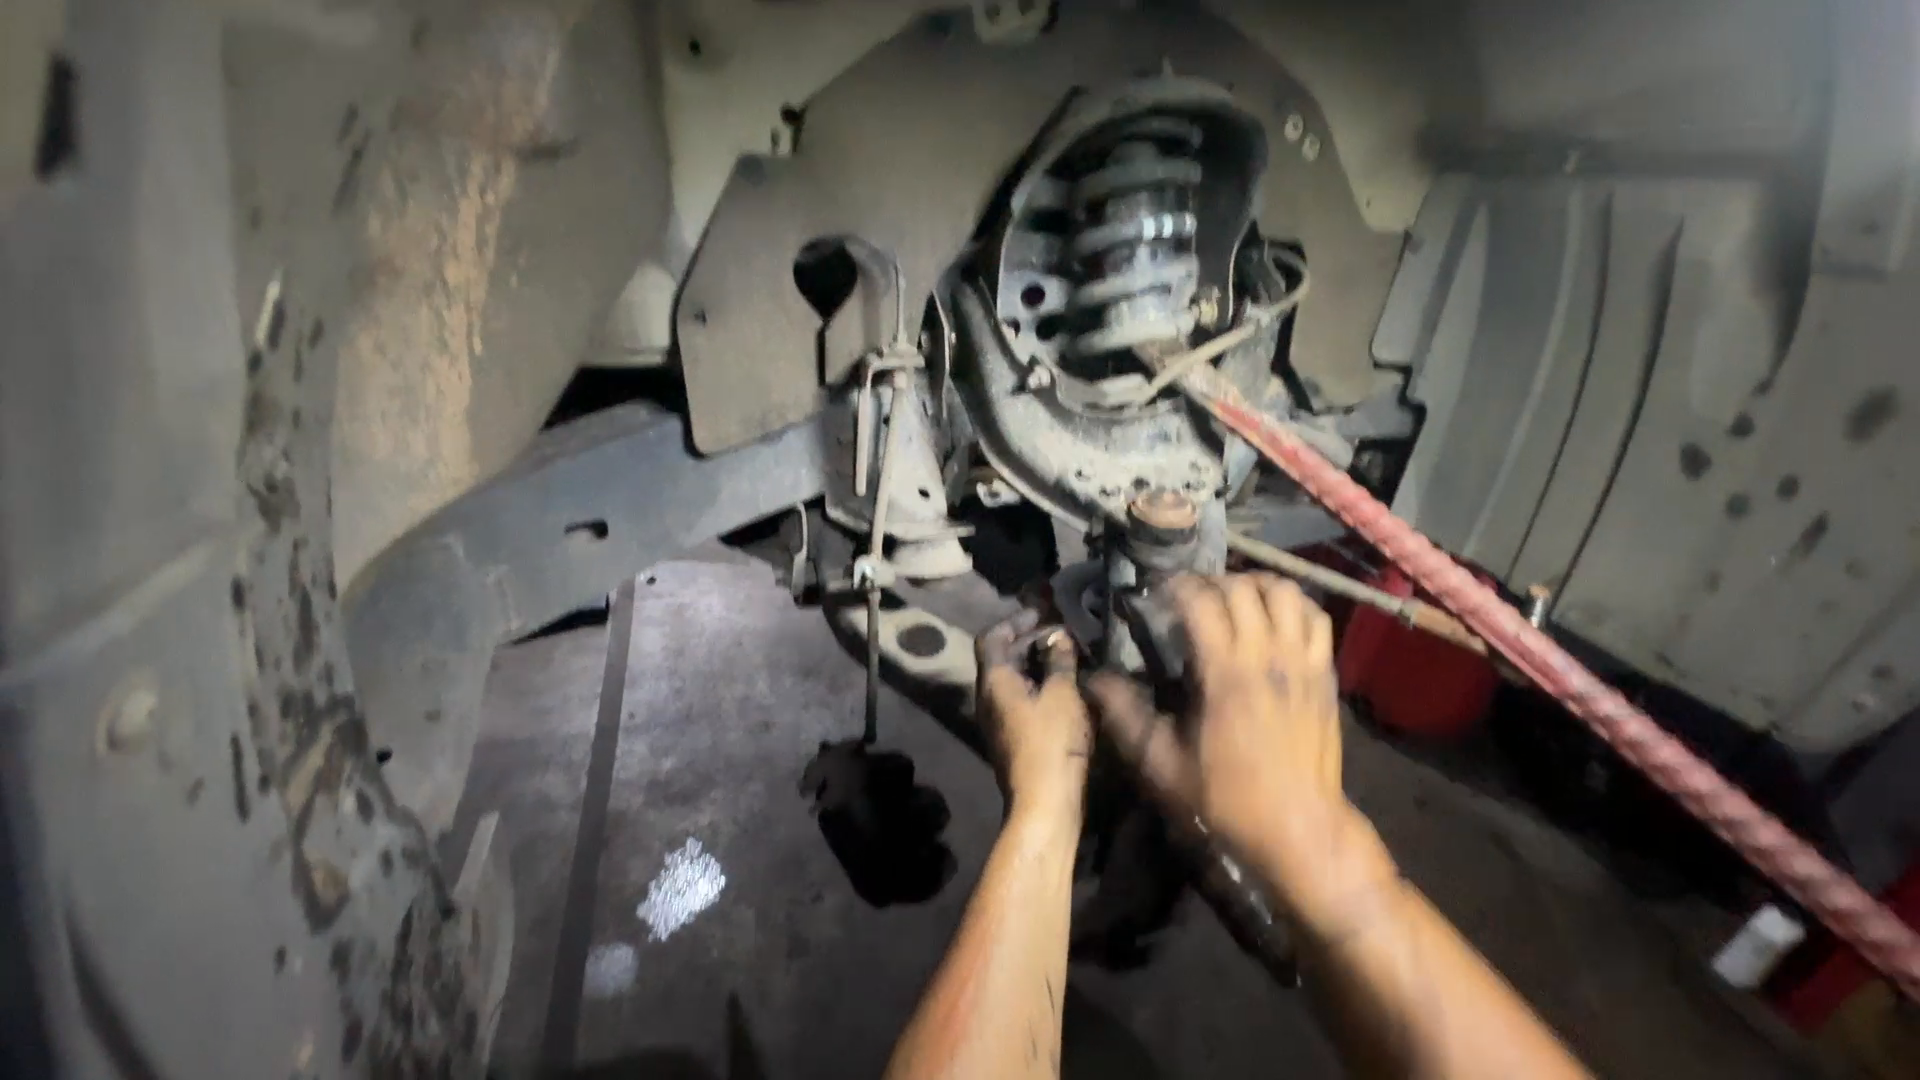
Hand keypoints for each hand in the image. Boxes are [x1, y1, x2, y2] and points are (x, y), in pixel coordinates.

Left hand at [975, 608, 1092, 820]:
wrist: (1043, 801)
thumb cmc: (1051, 741)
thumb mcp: (1062, 695)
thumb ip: (1059, 661)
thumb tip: (1058, 636)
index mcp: (994, 680)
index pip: (993, 637)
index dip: (1015, 620)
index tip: (1041, 613)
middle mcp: (987, 696)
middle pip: (1002, 657)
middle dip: (1029, 640)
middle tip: (1062, 634)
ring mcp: (996, 718)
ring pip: (1012, 679)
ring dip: (1036, 663)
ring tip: (1067, 657)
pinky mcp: (1010, 736)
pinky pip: (1019, 698)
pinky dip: (1037, 684)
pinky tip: (1064, 687)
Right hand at [1087, 574, 1393, 933]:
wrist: (1299, 827)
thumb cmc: (1226, 797)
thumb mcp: (1163, 763)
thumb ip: (1126, 715)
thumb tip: (1094, 679)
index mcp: (1225, 674)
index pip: (1202, 602)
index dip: (1176, 587)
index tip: (1158, 593)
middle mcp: (1267, 656)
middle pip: (1242, 588)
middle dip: (1211, 581)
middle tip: (1190, 597)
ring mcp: (1303, 662)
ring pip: (1286, 592)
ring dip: (1256, 584)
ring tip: (1234, 598)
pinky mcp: (1326, 673)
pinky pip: (1316, 617)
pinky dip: (1294, 605)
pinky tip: (1274, 618)